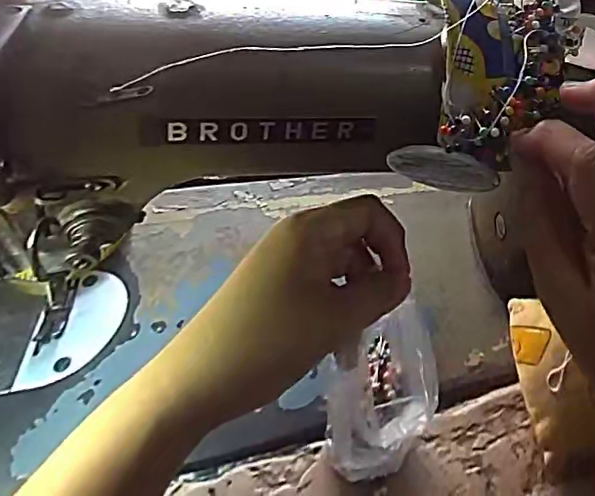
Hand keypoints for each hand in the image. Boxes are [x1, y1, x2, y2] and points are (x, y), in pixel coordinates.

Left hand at [20, 196, 410, 495]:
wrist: (192, 382)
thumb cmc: (269, 341)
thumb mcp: (335, 319)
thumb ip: (379, 293)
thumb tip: (402, 279)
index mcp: (312, 227)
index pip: (370, 212)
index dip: (394, 243)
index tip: (400, 286)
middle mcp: (296, 232)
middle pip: (354, 235)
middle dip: (375, 271)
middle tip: (380, 315)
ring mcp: (279, 256)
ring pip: (336, 262)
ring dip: (354, 294)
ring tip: (353, 340)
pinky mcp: (268, 281)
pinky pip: (314, 279)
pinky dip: (332, 303)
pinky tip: (330, 341)